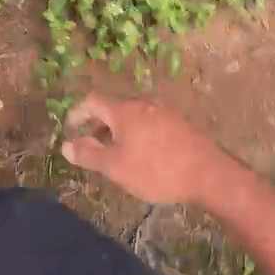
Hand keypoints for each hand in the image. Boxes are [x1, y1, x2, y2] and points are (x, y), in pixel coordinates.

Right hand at [59, 94, 244, 205]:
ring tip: (117, 155)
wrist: (209, 173)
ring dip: (118, 131)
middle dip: (98, 126)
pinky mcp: (179, 123)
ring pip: (132, 116)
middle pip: (112, 107)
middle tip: (92, 148)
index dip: (76, 113)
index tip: (70, 130)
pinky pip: (149, 122)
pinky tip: (143, 156)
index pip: (91, 100)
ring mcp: (163, 111)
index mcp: (124, 109)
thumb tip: (66, 145)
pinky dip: (137, 134)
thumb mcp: (116, 167)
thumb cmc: (156, 169)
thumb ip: (89, 154)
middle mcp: (142, 103)